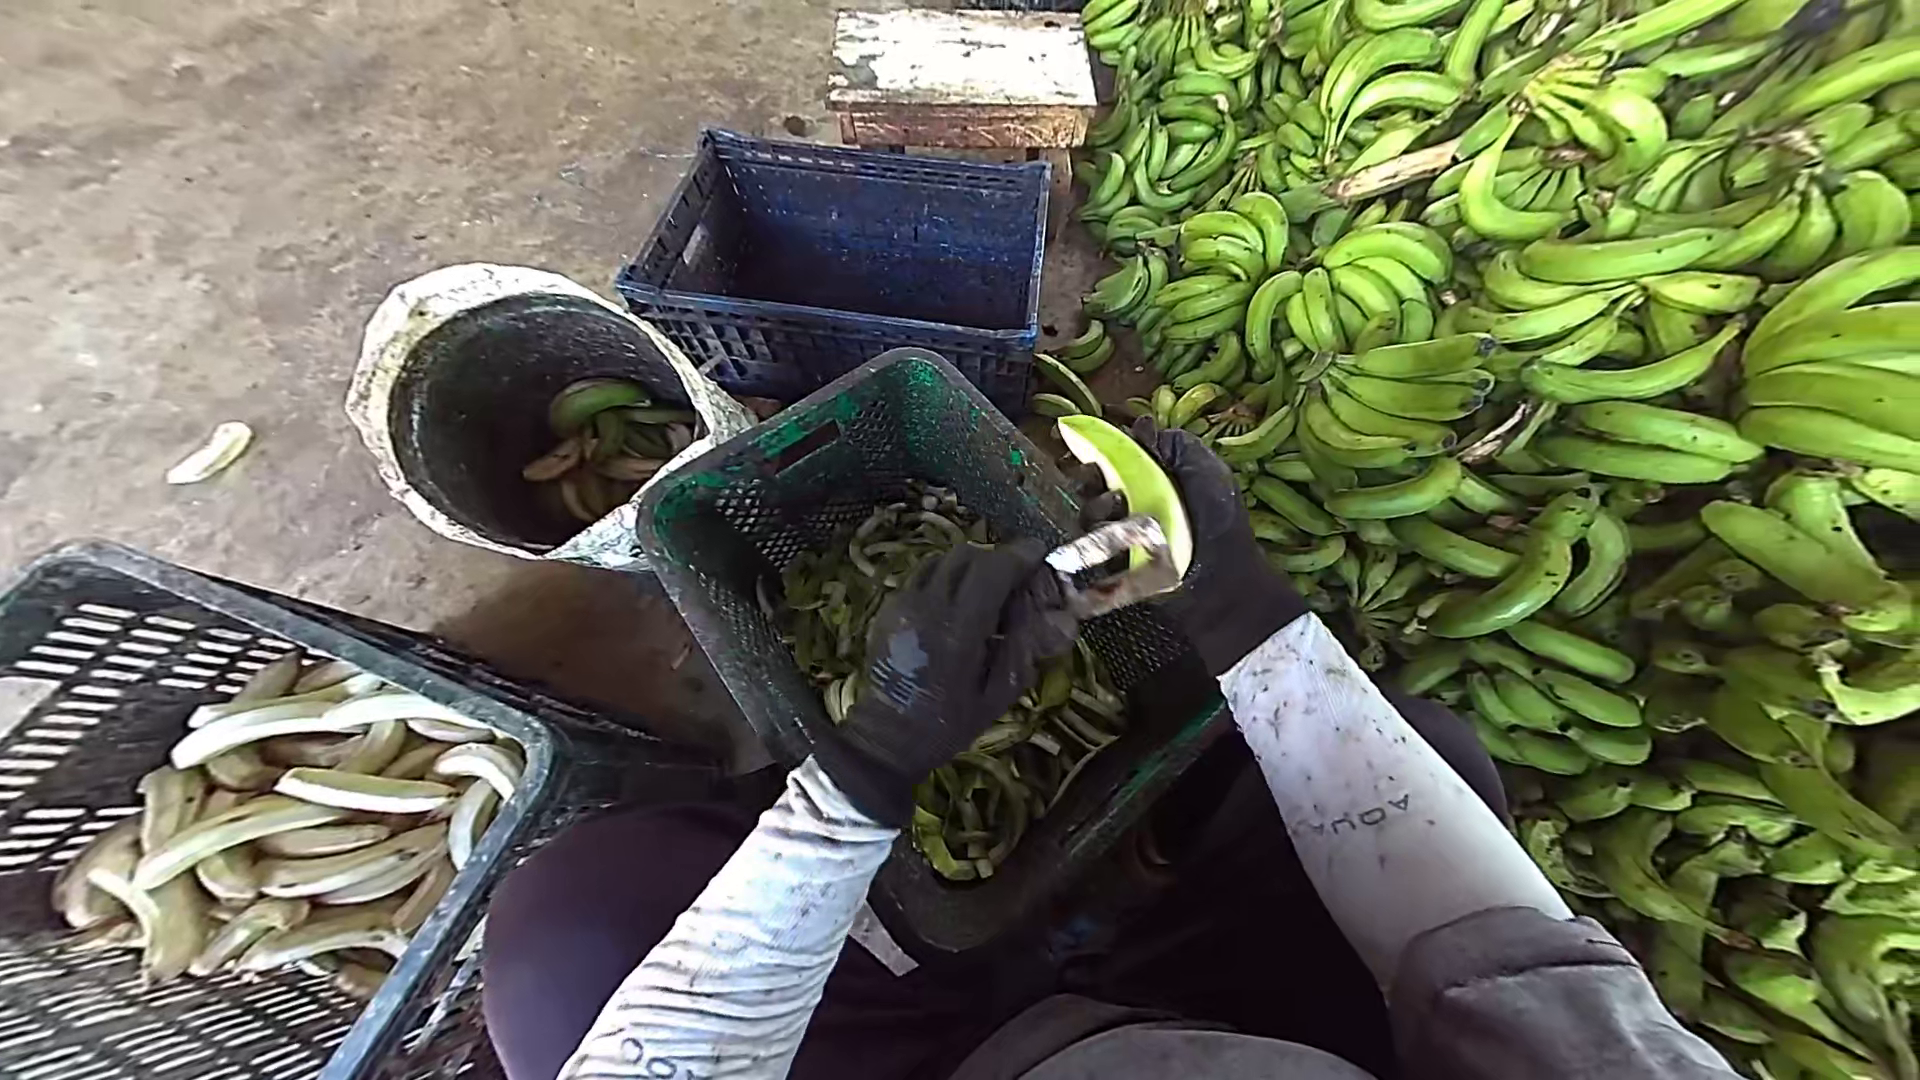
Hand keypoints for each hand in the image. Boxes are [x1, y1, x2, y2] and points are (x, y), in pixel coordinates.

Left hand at [812, 538, 1078, 825]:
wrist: (889, 736)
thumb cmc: (949, 722)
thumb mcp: (999, 694)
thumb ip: (1026, 647)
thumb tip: (1059, 614)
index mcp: (958, 629)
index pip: (991, 570)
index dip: (1019, 555)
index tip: (1038, 553)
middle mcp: (927, 606)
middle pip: (967, 556)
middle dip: (997, 558)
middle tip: (1016, 575)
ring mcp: (902, 603)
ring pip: (942, 560)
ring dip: (970, 565)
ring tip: (986, 587)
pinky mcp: (889, 607)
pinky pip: (922, 575)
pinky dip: (946, 576)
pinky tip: (956, 602)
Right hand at [1080, 417, 1307, 676]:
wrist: (1223, 577)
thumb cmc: (1218, 522)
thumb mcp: (1205, 471)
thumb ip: (1175, 445)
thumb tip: (1139, 425)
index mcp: (1147, 480)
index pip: (1111, 460)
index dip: (1101, 453)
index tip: (1102, 453)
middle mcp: (1127, 506)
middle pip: (1089, 485)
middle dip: (1090, 479)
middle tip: (1101, 480)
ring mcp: (1117, 537)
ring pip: (1086, 514)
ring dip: (1098, 506)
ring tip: (1119, 509)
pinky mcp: (1112, 567)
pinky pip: (1089, 549)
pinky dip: (1098, 540)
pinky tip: (1117, 537)